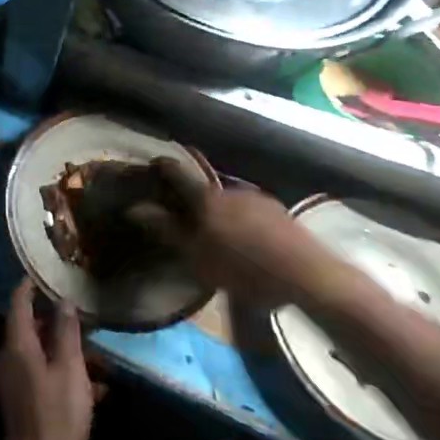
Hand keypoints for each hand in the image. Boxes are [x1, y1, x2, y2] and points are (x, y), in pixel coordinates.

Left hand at [0, 280, 94, 439]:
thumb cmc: (57, 413)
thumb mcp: (70, 368)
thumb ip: (65, 332)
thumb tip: (63, 301)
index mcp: (17, 344)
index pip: (18, 303)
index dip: (30, 286)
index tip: (44, 274)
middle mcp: (9, 355)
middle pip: (31, 327)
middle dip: (58, 323)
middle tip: (84, 319)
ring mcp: (13, 377)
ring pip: (40, 351)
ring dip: (67, 351)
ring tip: (99, 360)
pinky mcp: (22, 395)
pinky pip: (42, 372)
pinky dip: (64, 372)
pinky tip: (95, 387)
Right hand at [124, 157, 311, 302]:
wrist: (306, 274)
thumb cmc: (242, 267)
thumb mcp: (196, 255)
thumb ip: (165, 229)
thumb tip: (134, 208)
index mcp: (206, 198)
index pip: (177, 173)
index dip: (162, 167)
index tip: (152, 165)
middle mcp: (230, 190)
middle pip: (204, 189)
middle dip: (192, 200)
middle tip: (185, 219)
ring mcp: (258, 199)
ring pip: (228, 201)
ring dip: (219, 213)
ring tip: (216, 234)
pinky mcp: (279, 213)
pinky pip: (249, 211)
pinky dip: (240, 221)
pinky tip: (244, 241)